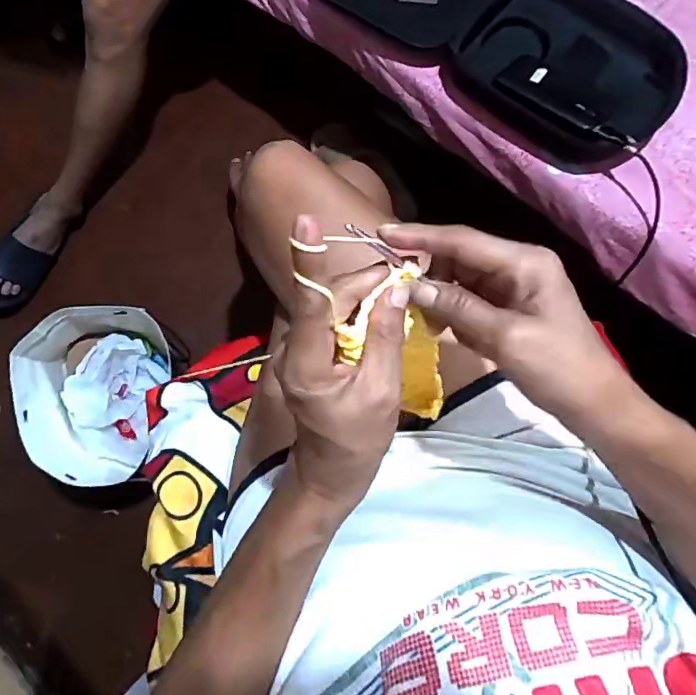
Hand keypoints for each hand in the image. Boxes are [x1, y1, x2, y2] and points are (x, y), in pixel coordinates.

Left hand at [273, 215, 406, 513]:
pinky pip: (329, 319)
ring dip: (361, 293)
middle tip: (402, 273)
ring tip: (396, 287)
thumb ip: (384, 336)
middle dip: (363, 281)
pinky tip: (379, 309)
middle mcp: (293, 349)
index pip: (308, 302)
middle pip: (325, 298)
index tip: (304, 222)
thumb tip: (395, 289)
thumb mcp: (381, 390)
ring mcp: (296, 350)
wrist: (330, 471)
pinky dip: (355, 310)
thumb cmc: (358, 439)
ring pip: (328, 305)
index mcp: (307, 362)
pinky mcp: (305, 351)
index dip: (308, 260)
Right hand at [379, 223, 642, 429]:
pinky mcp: (509, 307)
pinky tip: (449, 330)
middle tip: (397, 290)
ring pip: (461, 279)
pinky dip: (454, 312)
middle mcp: (518, 265)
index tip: (382, 232)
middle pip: (459, 256)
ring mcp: (514, 286)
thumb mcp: (504, 337)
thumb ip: (457, 307)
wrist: (595, 404)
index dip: (420, 236)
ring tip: (424, 319)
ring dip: (440, 296)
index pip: (462, 240)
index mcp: (524, 261)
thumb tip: (410, 286)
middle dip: (429, 272)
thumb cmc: (558, 368)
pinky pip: (470, 300)